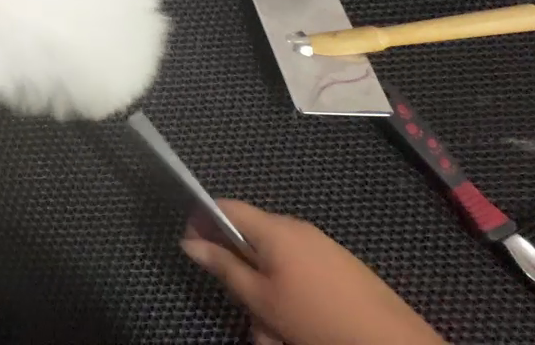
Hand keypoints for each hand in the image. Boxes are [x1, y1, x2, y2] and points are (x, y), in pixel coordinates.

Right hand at [182, 200, 444, 344]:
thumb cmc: (319, 319)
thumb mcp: (262, 300)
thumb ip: (223, 267)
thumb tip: (189, 242)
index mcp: (275, 228)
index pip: (225, 205)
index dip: (202, 220)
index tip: (194, 247)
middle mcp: (298, 228)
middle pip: (251, 237)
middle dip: (240, 270)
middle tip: (242, 306)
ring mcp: (325, 248)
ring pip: (276, 262)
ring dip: (265, 290)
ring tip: (273, 329)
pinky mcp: (345, 269)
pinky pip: (302, 272)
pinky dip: (291, 294)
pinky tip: (299, 326)